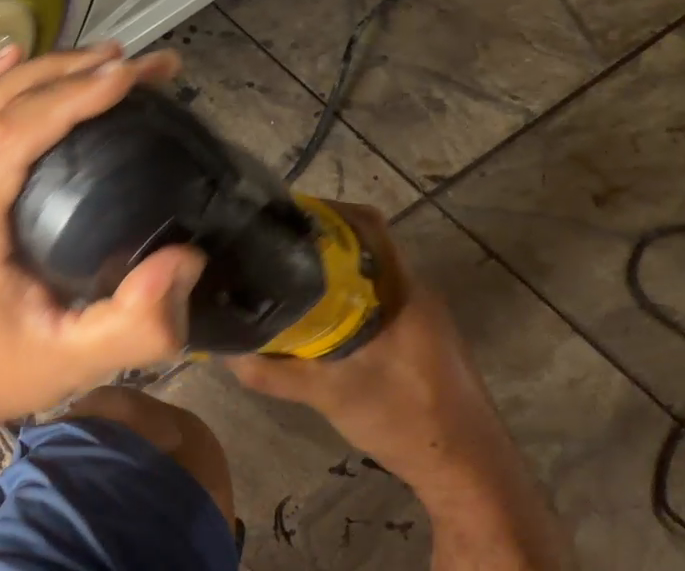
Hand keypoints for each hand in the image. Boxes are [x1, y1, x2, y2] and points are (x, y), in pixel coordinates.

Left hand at [0, 43, 205, 436]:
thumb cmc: (2, 368)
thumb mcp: (75, 361)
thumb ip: (136, 324)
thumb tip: (187, 257)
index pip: (10, 136)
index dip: (67, 99)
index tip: (129, 77)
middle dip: (62, 73)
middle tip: (135, 63)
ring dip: (30, 70)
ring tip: (94, 57)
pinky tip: (12, 59)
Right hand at [223, 203, 506, 488]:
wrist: (469, 475)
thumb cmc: (404, 419)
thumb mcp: (324, 394)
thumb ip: (266, 369)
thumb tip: (215, 344)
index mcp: (401, 291)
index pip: (363, 222)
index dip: (318, 209)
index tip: (270, 214)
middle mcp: (412, 291)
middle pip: (357, 242)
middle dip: (308, 237)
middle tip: (257, 242)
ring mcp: (418, 314)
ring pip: (361, 269)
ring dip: (320, 266)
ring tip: (269, 272)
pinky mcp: (415, 336)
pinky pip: (368, 294)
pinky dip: (334, 292)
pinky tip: (302, 312)